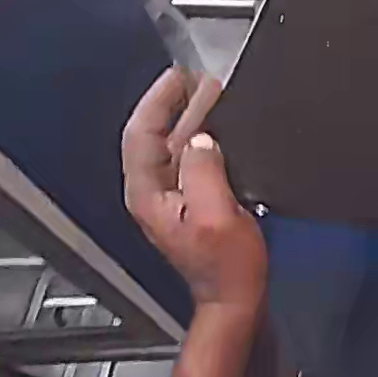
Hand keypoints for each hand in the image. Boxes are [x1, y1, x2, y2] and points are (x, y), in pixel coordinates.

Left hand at [121, 68, 266, 315]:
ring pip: (176, 151)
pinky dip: (205, 145)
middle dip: (179, 107)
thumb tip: (202, 139)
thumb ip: (205, 171)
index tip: (178, 77)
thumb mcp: (217, 214)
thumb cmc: (227, 267)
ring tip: (216, 100)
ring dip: (194, 124)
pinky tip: (222, 137)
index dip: (158, 101)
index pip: (141, 134)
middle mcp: (155, 196)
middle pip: (158, 139)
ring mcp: (173, 202)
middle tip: (203, 83)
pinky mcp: (192, 207)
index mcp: (150, 195)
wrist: (236, 299)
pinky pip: (193, 166)